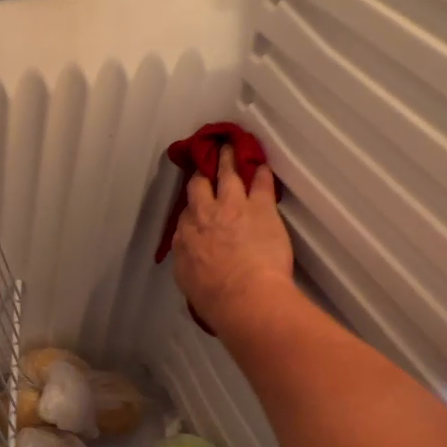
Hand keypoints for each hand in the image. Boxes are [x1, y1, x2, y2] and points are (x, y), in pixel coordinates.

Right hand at [173, 166, 292, 331]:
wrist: (244, 296)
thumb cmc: (213, 298)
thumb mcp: (185, 279)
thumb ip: (186, 259)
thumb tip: (188, 251)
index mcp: (184, 236)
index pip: (186, 214)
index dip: (193, 207)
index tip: (197, 205)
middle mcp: (204, 215)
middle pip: (199, 186)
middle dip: (202, 174)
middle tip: (205, 163)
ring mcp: (232, 207)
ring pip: (227, 175)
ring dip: (227, 160)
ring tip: (228, 147)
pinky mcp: (260, 207)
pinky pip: (260, 184)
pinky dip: (260, 172)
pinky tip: (262, 165)